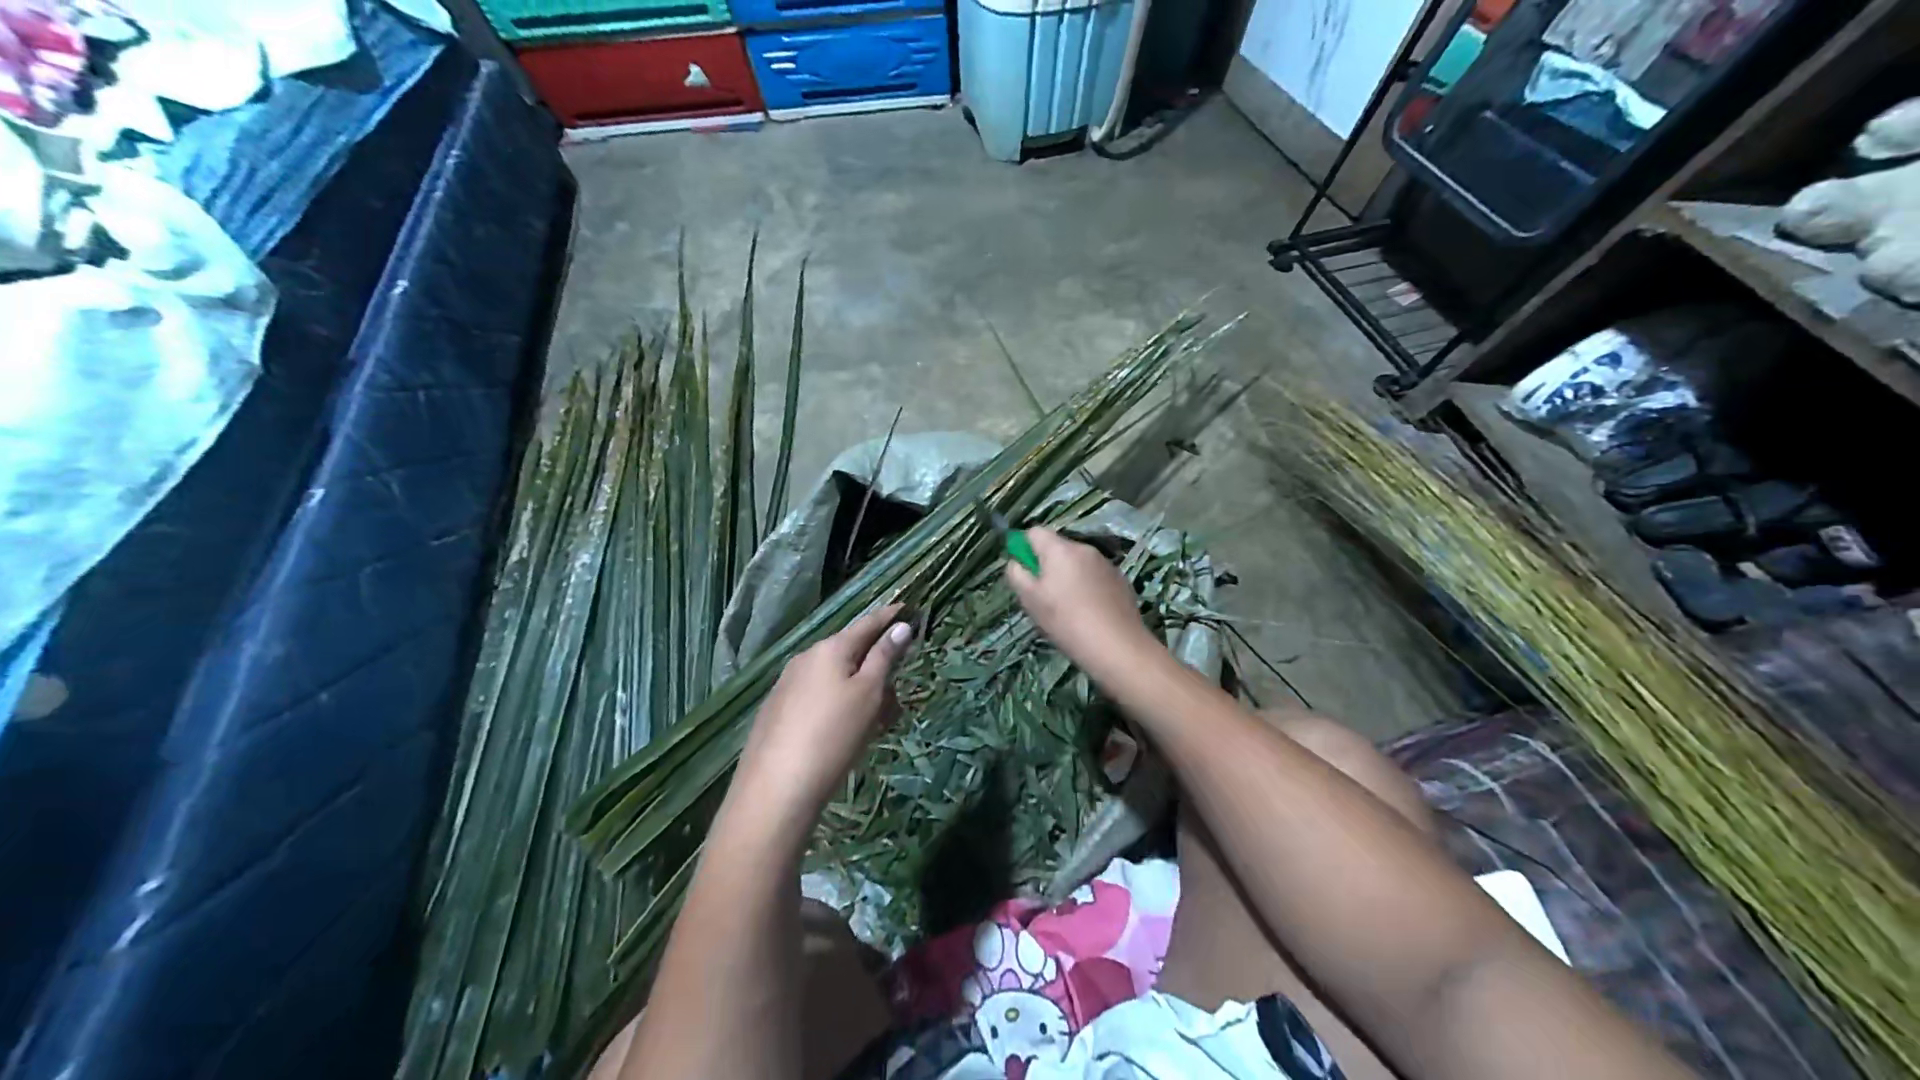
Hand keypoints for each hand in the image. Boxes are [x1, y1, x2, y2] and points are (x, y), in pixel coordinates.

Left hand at [731, 604, 914, 836]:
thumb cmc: (833, 736)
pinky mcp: (777, 712)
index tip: (908, 609)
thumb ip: (884, 657)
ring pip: (836, 679)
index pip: (867, 623)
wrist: (776, 790)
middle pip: (852, 654)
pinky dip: (839, 708)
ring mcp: (787, 685)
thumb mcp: (868, 694)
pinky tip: (843, 736)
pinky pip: (818, 698)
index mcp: (829, 649)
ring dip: (861, 695)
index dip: (890, 618)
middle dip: (878, 672)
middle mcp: (805, 659)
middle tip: (895, 706)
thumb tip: (899, 627)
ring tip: (874, 730)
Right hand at [1004, 528, 1158, 680]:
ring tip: (1070, 608)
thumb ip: (1017, 575)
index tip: (1026, 573)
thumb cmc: (1065, 620)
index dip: (1025, 548)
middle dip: (1048, 565)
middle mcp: (1084, 549)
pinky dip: (1089, 587)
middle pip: (1058, 547)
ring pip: (1078, 563)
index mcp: (1059, 549)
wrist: (1117, 645)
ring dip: (1070, 576)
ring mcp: (1106, 563)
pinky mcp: (1121, 580)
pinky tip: (1091, 612)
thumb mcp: (1030, 600)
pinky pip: (1096, 576)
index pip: (1035, 532)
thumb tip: (1016, 562)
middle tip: (1045, 596)